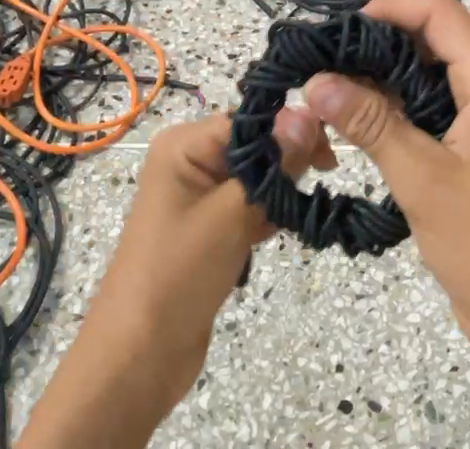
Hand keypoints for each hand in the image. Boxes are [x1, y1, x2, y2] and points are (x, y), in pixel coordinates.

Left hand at [17, 109, 332, 448]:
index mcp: (183, 145)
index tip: (329, 155)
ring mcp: (199, 194)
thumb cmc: (179, 274)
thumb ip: (273, 164)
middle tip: (318, 183)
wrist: (140, 355)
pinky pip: (250, 203)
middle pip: (256, 144)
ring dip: (279, 193)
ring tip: (289, 217)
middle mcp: (190, 160)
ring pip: (258, 175)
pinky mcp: (209, 224)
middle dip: (287, 163)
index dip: (291, 129)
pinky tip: (274, 233)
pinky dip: (267, 215)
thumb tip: (308, 114)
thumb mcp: (231, 214)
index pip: (251, 118)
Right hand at [302, 0, 469, 356]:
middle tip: (323, 66)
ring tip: (329, 92)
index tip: (335, 34)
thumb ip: (370, 122)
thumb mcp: (421, 178)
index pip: (438, 12)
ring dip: (383, 78)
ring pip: (430, 72)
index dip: (386, 11)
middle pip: (433, 37)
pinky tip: (359, 122)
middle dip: (378, 45)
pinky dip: (398, 107)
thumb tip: (315, 81)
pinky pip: (435, 105)